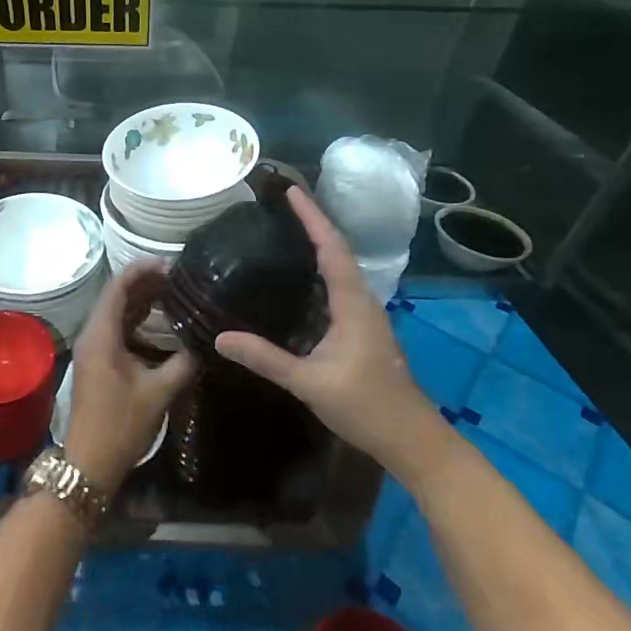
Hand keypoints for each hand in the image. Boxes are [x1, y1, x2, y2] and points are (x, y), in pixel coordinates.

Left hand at [64, 262, 198, 490]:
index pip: (118, 287)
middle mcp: (93, 335)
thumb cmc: (121, 425)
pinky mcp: (99, 362)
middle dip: (144, 282)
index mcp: (101, 335)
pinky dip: (136, 319)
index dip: (142, 270)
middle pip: (116, 296)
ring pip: (116, 312)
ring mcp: (93, 349)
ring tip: (173, 290)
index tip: (171, 262)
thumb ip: (184, 362)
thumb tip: (206, 341)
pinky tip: (159, 320)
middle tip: (179, 275)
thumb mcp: (158, 392)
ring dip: (141, 300)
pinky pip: (117, 329)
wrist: (89, 463)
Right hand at [214, 186, 449, 480]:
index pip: (331, 249)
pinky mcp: (360, 330)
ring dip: (316, 246)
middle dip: (312, 224)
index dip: (312, 218)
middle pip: (337, 251)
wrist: (411, 439)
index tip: (291, 191)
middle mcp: (362, 302)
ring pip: (339, 270)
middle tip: (280, 206)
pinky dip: (317, 272)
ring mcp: (364, 316)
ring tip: (284, 232)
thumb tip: (220, 337)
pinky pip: (336, 289)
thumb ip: (266, 359)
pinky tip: (295, 281)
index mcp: (353, 304)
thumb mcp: (309, 383)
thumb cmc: (365, 406)